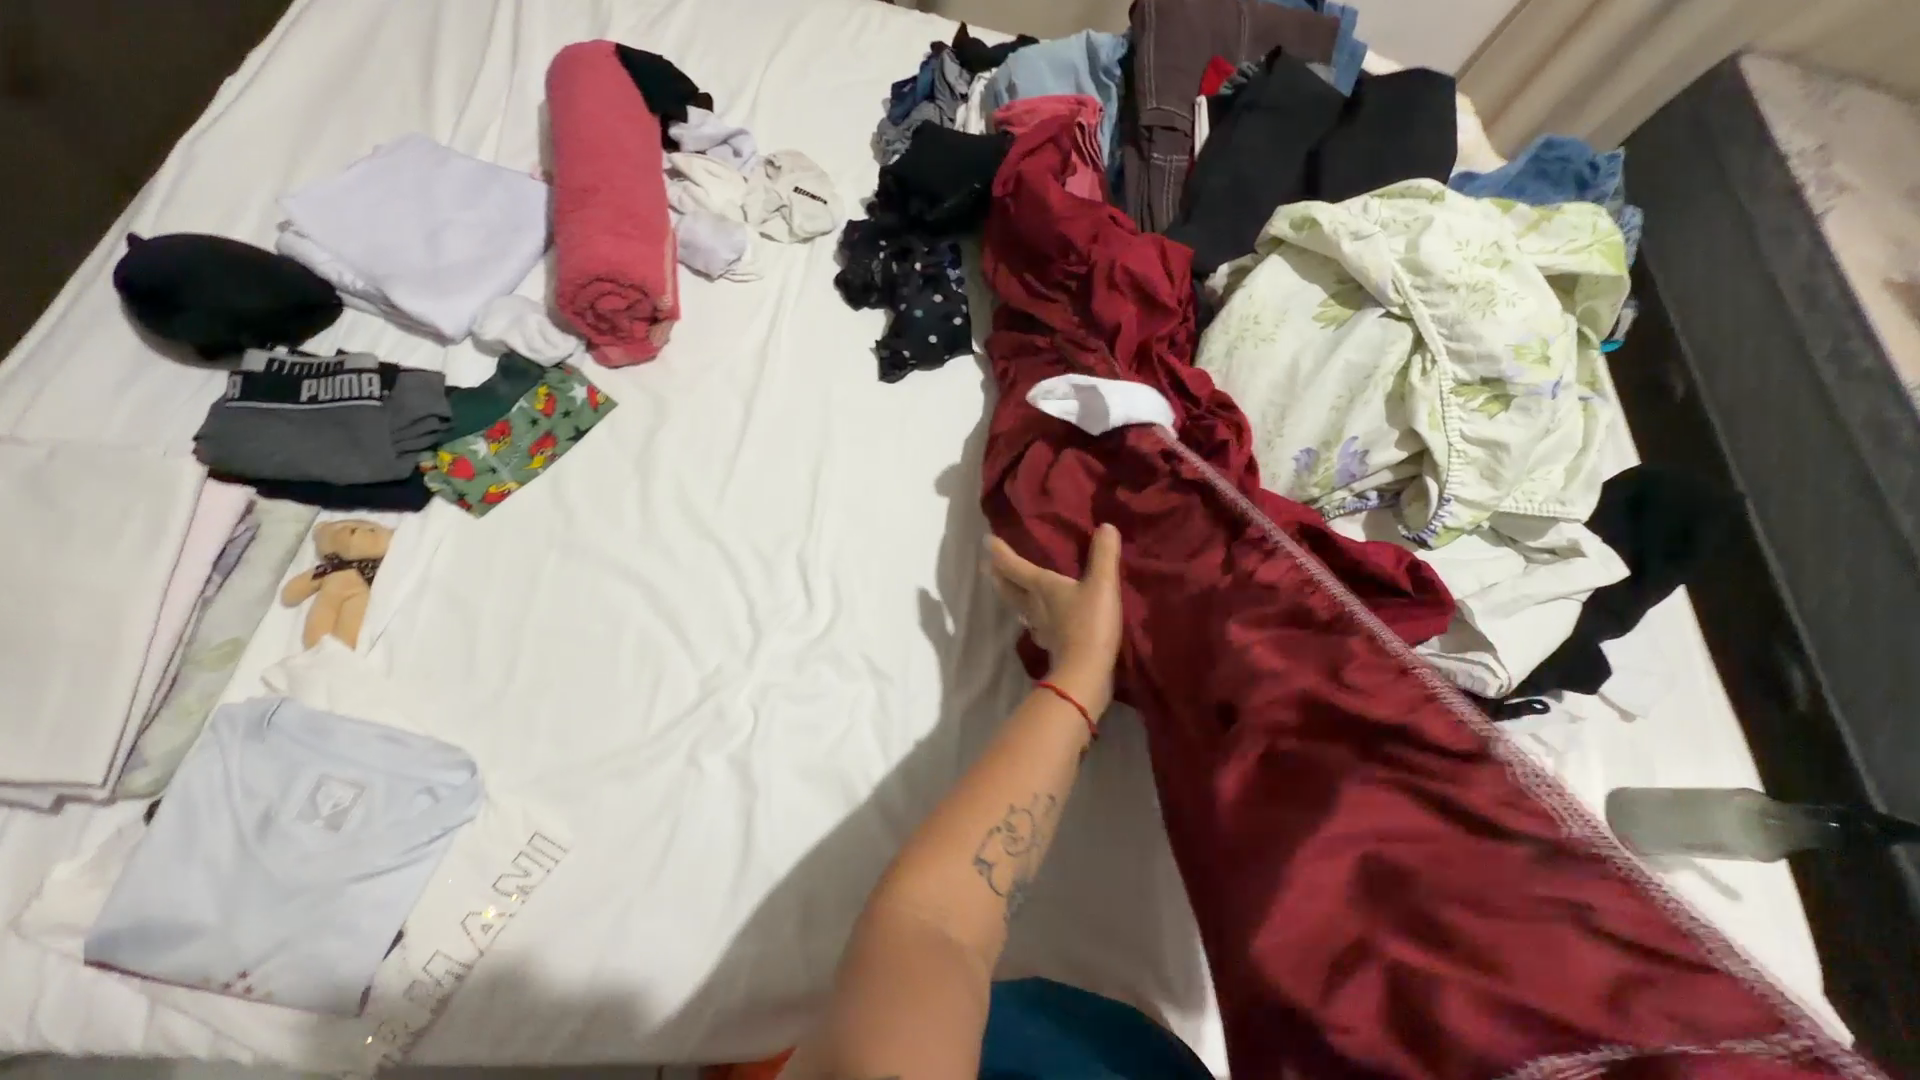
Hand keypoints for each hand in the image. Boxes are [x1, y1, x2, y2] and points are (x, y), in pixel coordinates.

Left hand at [985, 524, 1123, 716]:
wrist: (1086, 672)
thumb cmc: (1090, 623)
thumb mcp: (1102, 584)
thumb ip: (1104, 555)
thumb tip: (1106, 526)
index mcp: (1041, 587)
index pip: (1013, 566)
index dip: (999, 552)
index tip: (986, 541)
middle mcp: (1033, 606)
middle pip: (1009, 588)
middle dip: (998, 576)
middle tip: (987, 567)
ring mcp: (1040, 628)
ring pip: (1019, 608)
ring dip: (1011, 597)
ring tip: (1008, 589)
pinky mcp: (1050, 645)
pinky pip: (1036, 626)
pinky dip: (1032, 619)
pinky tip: (1038, 622)